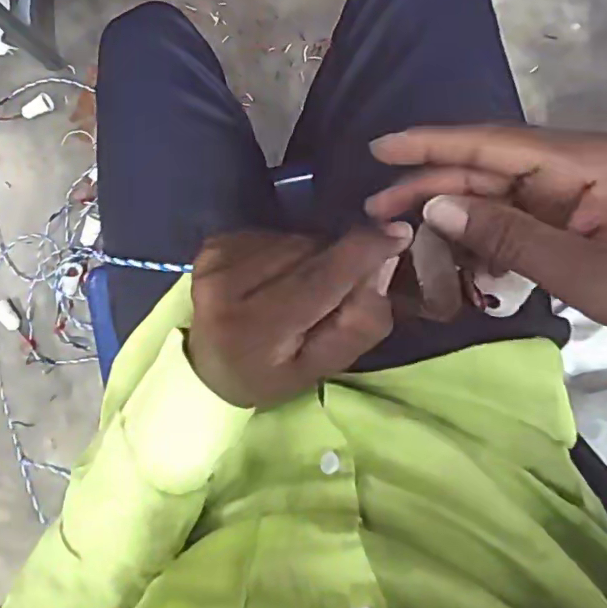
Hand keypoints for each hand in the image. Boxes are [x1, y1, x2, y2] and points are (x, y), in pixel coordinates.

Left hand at [188, 224, 411, 407]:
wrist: (207, 364)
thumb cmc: (267, 373)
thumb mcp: (317, 369)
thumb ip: (355, 325)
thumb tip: (380, 268)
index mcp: (254, 326)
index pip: (318, 278)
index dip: (361, 252)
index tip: (399, 234)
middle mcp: (227, 285)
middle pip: (309, 252)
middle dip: (339, 259)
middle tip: (342, 285)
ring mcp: (216, 259)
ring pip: (294, 238)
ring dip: (313, 254)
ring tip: (303, 285)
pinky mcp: (213, 244)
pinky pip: (273, 234)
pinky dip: (288, 249)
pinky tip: (277, 274)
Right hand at [367, 126, 606, 392]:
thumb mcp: (588, 274)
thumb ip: (507, 237)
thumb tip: (436, 207)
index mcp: (589, 163)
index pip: (493, 143)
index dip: (431, 144)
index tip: (380, 148)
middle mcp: (582, 162)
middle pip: (489, 163)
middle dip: (431, 182)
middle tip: (379, 208)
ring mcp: (585, 185)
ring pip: (501, 188)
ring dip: (456, 209)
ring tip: (408, 231)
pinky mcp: (586, 209)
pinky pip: (523, 211)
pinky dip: (488, 229)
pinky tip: (462, 251)